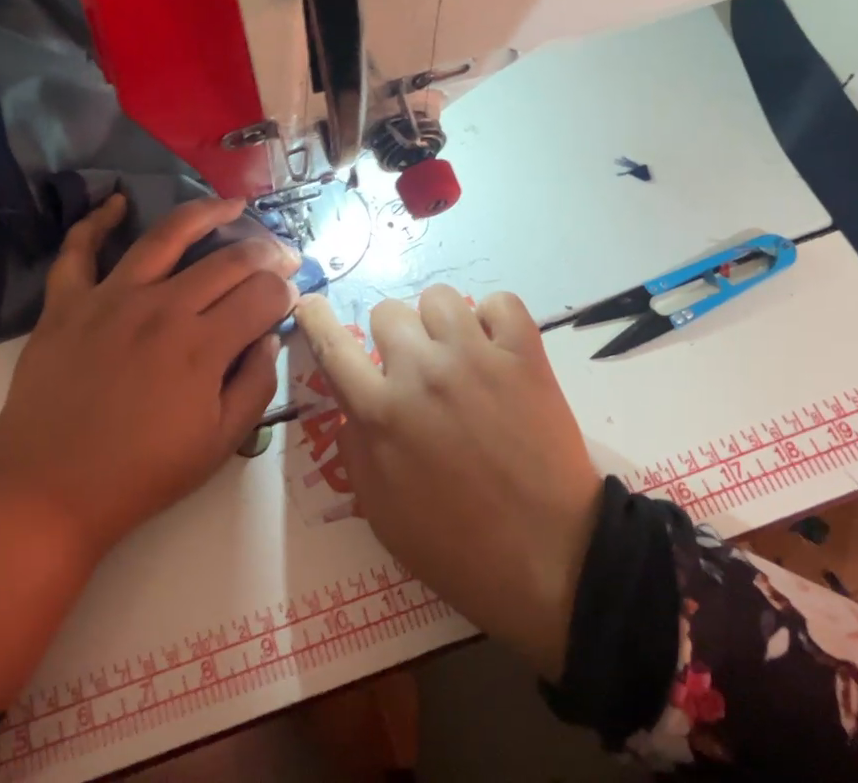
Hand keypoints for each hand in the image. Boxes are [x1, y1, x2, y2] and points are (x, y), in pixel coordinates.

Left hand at [0, 192, 299, 549]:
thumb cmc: (141, 473)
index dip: (285, 292)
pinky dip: (96, 222)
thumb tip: (269, 339)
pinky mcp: (67, 302)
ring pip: (165, 236)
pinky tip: (116, 202)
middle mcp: (163, 307)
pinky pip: (80, 250)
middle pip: (227, 261)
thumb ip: (255, 386)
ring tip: (231, 204)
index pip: (262, 296)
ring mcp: (111, 297)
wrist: (49, 486)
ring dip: (205, 213)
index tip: (290, 297)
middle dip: (264, 252)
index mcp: (203, 346)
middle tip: (280, 255)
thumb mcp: (218, 444)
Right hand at [295, 287, 601, 680]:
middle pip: (387, 313)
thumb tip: (354, 408)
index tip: (312, 306)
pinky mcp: (525, 356)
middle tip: (411, 369)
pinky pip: (500, 303)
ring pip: (439, 298)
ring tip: (455, 354)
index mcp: (379, 413)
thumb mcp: (380, 511)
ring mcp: (476, 358)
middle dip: (391, 339)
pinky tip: (494, 348)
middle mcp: (421, 372)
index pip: (331, 344)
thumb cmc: (454, 547)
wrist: (545, 559)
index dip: (316, 319)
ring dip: (437, 323)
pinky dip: (492, 319)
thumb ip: (356, 450)